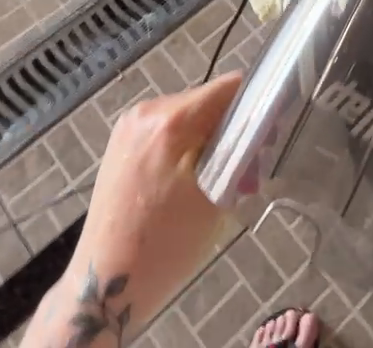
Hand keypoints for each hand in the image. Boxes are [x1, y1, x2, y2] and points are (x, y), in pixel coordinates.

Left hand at [27, 72, 242, 347]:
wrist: (105, 285)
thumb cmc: (166, 248)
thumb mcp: (217, 198)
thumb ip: (239, 156)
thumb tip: (258, 133)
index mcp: (171, 121)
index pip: (229, 87)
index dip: (255, 107)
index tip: (267, 137)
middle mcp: (146, 111)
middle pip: (208, 100)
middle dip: (232, 130)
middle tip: (245, 172)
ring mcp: (129, 125)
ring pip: (188, 115)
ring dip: (209, 139)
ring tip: (217, 181)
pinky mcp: (120, 142)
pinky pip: (167, 128)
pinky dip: (185, 145)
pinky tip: (191, 180)